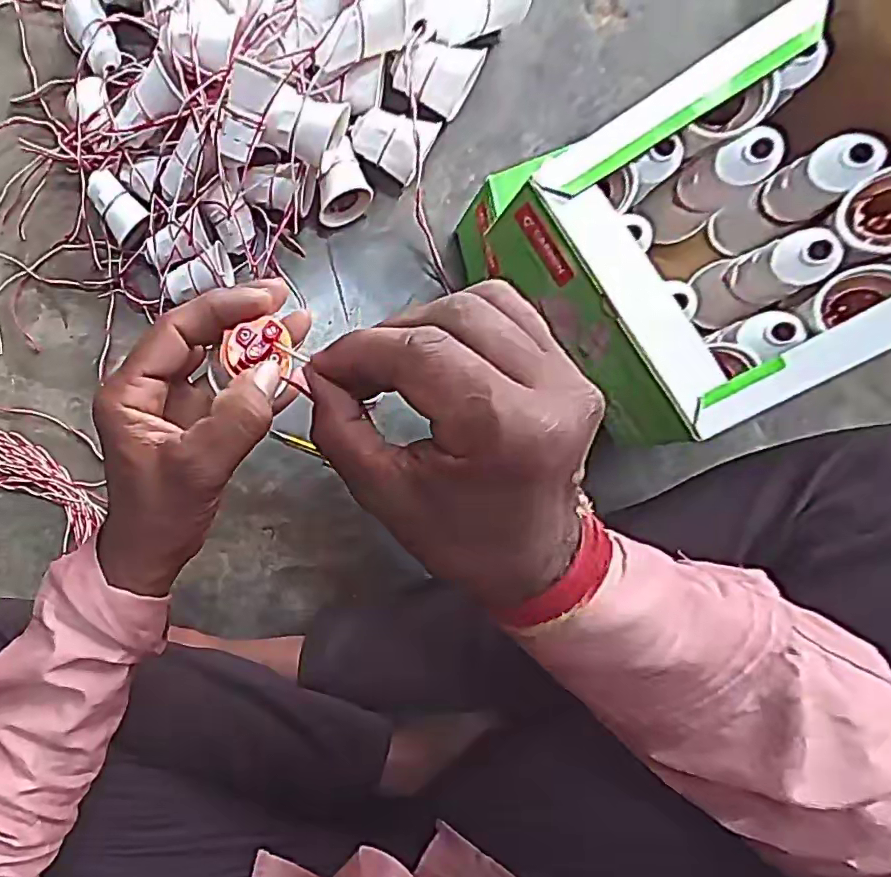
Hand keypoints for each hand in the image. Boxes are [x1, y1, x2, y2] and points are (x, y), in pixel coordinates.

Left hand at [94, 282, 311, 595]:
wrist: (151, 557)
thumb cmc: (159, 517)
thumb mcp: (196, 468)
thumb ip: (236, 419)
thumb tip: (272, 371)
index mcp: (129, 390)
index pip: (176, 330)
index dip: (223, 308)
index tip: (267, 297)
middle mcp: (147, 389)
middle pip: (196, 339)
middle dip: (242, 321)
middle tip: (287, 304)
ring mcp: (171, 406)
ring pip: (214, 362)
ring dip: (253, 347)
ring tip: (296, 328)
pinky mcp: (193, 425)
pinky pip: (225, 392)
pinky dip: (254, 381)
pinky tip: (286, 369)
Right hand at [305, 281, 602, 609]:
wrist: (533, 559)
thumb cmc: (459, 539)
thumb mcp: (382, 494)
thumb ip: (339, 430)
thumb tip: (319, 376)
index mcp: (501, 427)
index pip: (419, 352)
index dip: (359, 350)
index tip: (323, 367)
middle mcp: (549, 388)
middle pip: (451, 316)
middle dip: (385, 336)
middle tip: (350, 369)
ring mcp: (568, 373)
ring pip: (483, 302)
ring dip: (422, 322)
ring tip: (389, 360)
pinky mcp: (571, 369)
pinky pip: (510, 313)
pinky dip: (459, 322)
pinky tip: (432, 351)